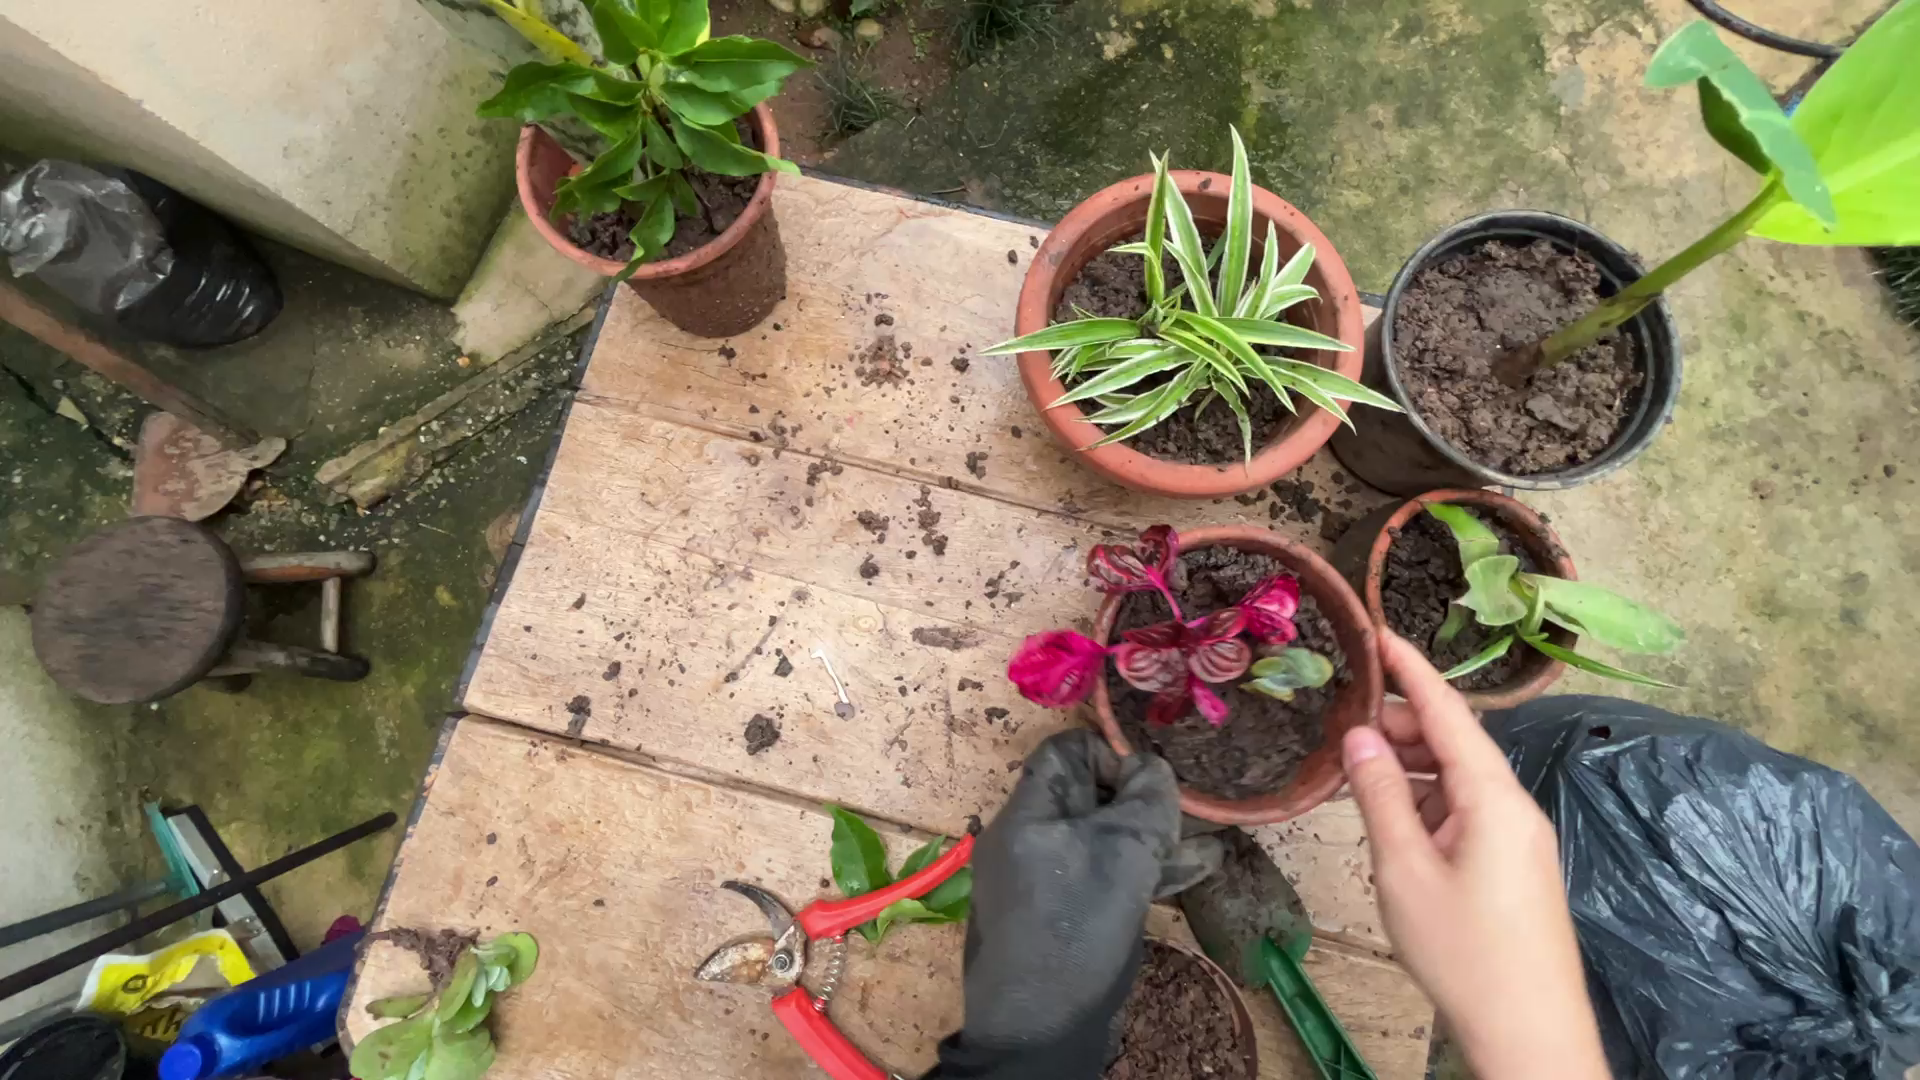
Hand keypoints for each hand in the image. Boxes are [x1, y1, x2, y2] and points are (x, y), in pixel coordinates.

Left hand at [930, 731, 1209, 1078]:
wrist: (1038, 1036)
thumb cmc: (1075, 930)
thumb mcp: (1122, 856)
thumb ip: (1144, 803)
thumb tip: (1153, 768)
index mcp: (1029, 810)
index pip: (1065, 750)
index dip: (1109, 755)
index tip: (1147, 787)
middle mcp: (1029, 835)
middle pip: (1087, 794)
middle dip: (1138, 800)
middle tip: (1182, 819)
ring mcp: (1041, 876)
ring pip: (1099, 836)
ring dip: (1149, 837)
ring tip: (1202, 843)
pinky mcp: (1057, 913)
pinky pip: (1100, 874)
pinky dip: (1140, 870)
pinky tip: (1193, 871)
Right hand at [1343, 632, 1608, 1079]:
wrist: (1530, 1036)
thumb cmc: (1464, 950)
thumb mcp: (1403, 867)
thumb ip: (1379, 794)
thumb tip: (1358, 735)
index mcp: (1492, 798)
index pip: (1449, 712)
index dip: (1411, 668)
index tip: (1377, 631)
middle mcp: (1511, 805)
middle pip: (1453, 739)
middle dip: (1398, 720)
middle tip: (1341, 720)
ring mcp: (1514, 835)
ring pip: (1454, 773)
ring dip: (1406, 760)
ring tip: (1355, 765)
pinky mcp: (1507, 860)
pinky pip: (1459, 804)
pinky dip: (1420, 792)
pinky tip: (1386, 807)